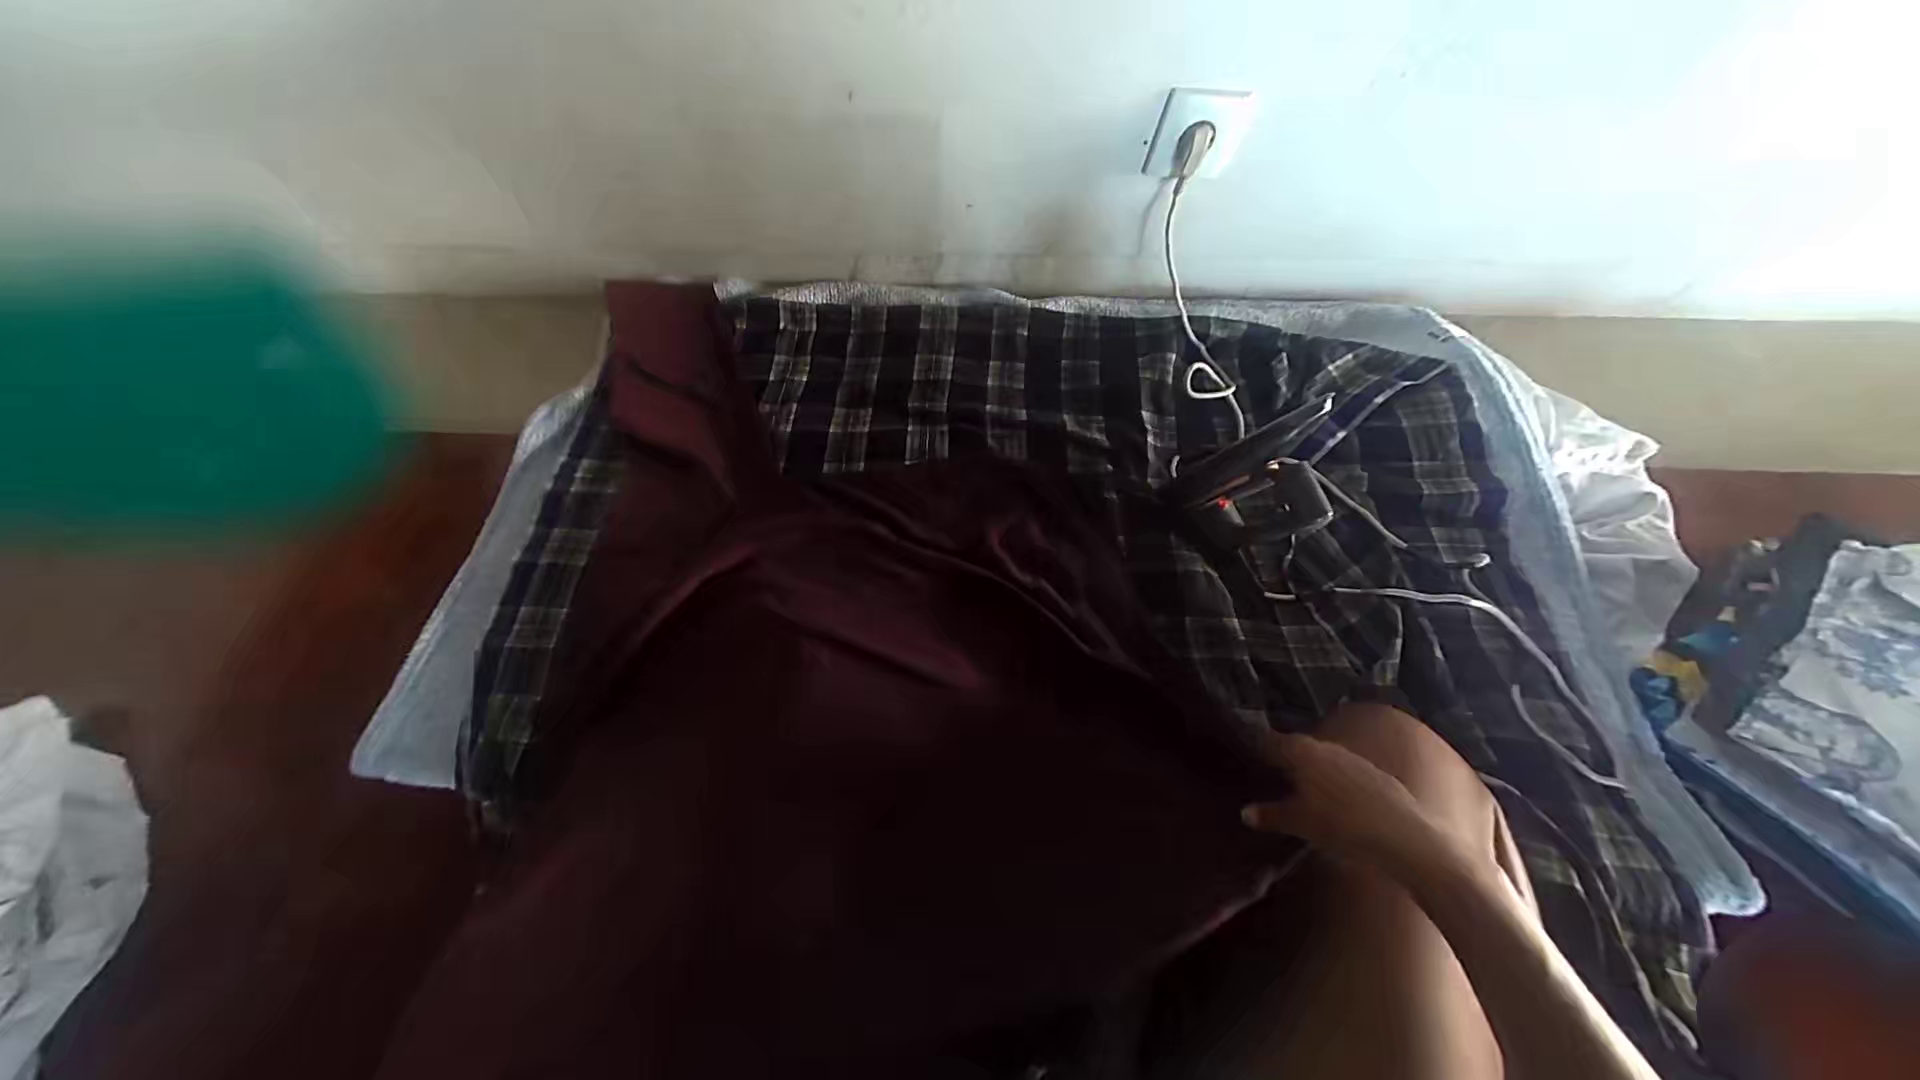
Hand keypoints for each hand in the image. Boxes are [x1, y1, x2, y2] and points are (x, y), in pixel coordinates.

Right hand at [1240, 732, 1460, 878]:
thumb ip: (1270, 815)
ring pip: (1326, 759)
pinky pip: (1349, 774)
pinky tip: (1339, 802)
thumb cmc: (1342, 825)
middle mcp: (1328, 747)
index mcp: (1303, 752)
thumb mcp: (1299, 824)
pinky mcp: (1381, 777)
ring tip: (1304, 789)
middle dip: (1287, 759)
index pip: (1271, 740)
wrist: (1407, 839)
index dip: (1258, 746)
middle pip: (1299, 748)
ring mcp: (1358, 760)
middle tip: (1273, 774)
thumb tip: (1245, 812)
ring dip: (1314, 770)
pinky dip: (1338, 782)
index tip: (1248, 753)